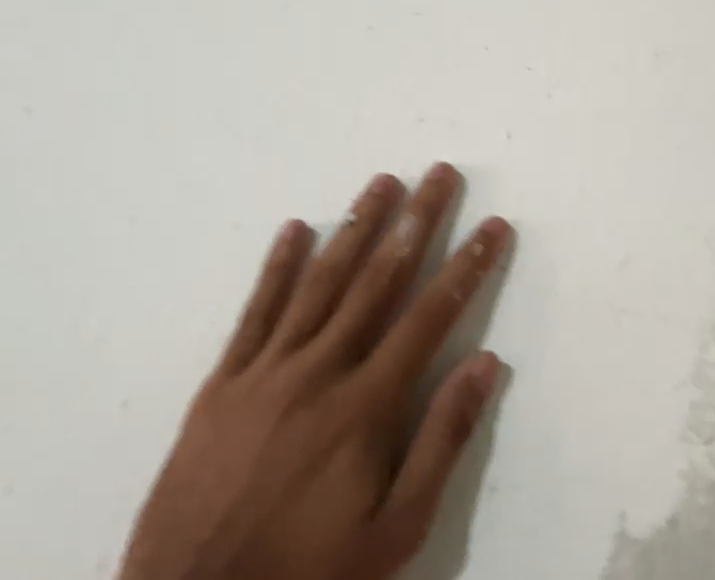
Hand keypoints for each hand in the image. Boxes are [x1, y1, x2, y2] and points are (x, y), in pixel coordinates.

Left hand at [120, 163, 512, 579]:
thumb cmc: (310, 570)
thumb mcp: (397, 528)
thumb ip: (442, 440)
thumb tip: (486, 364)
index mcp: (365, 405)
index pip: (430, 317)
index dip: (467, 267)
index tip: (493, 227)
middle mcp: (319, 371)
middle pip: (378, 280)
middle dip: (416, 222)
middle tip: (440, 174)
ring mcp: (265, 372)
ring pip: (319, 282)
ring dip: (355, 227)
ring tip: (382, 183)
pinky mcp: (221, 384)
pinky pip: (254, 312)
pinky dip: (276, 267)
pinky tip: (294, 229)